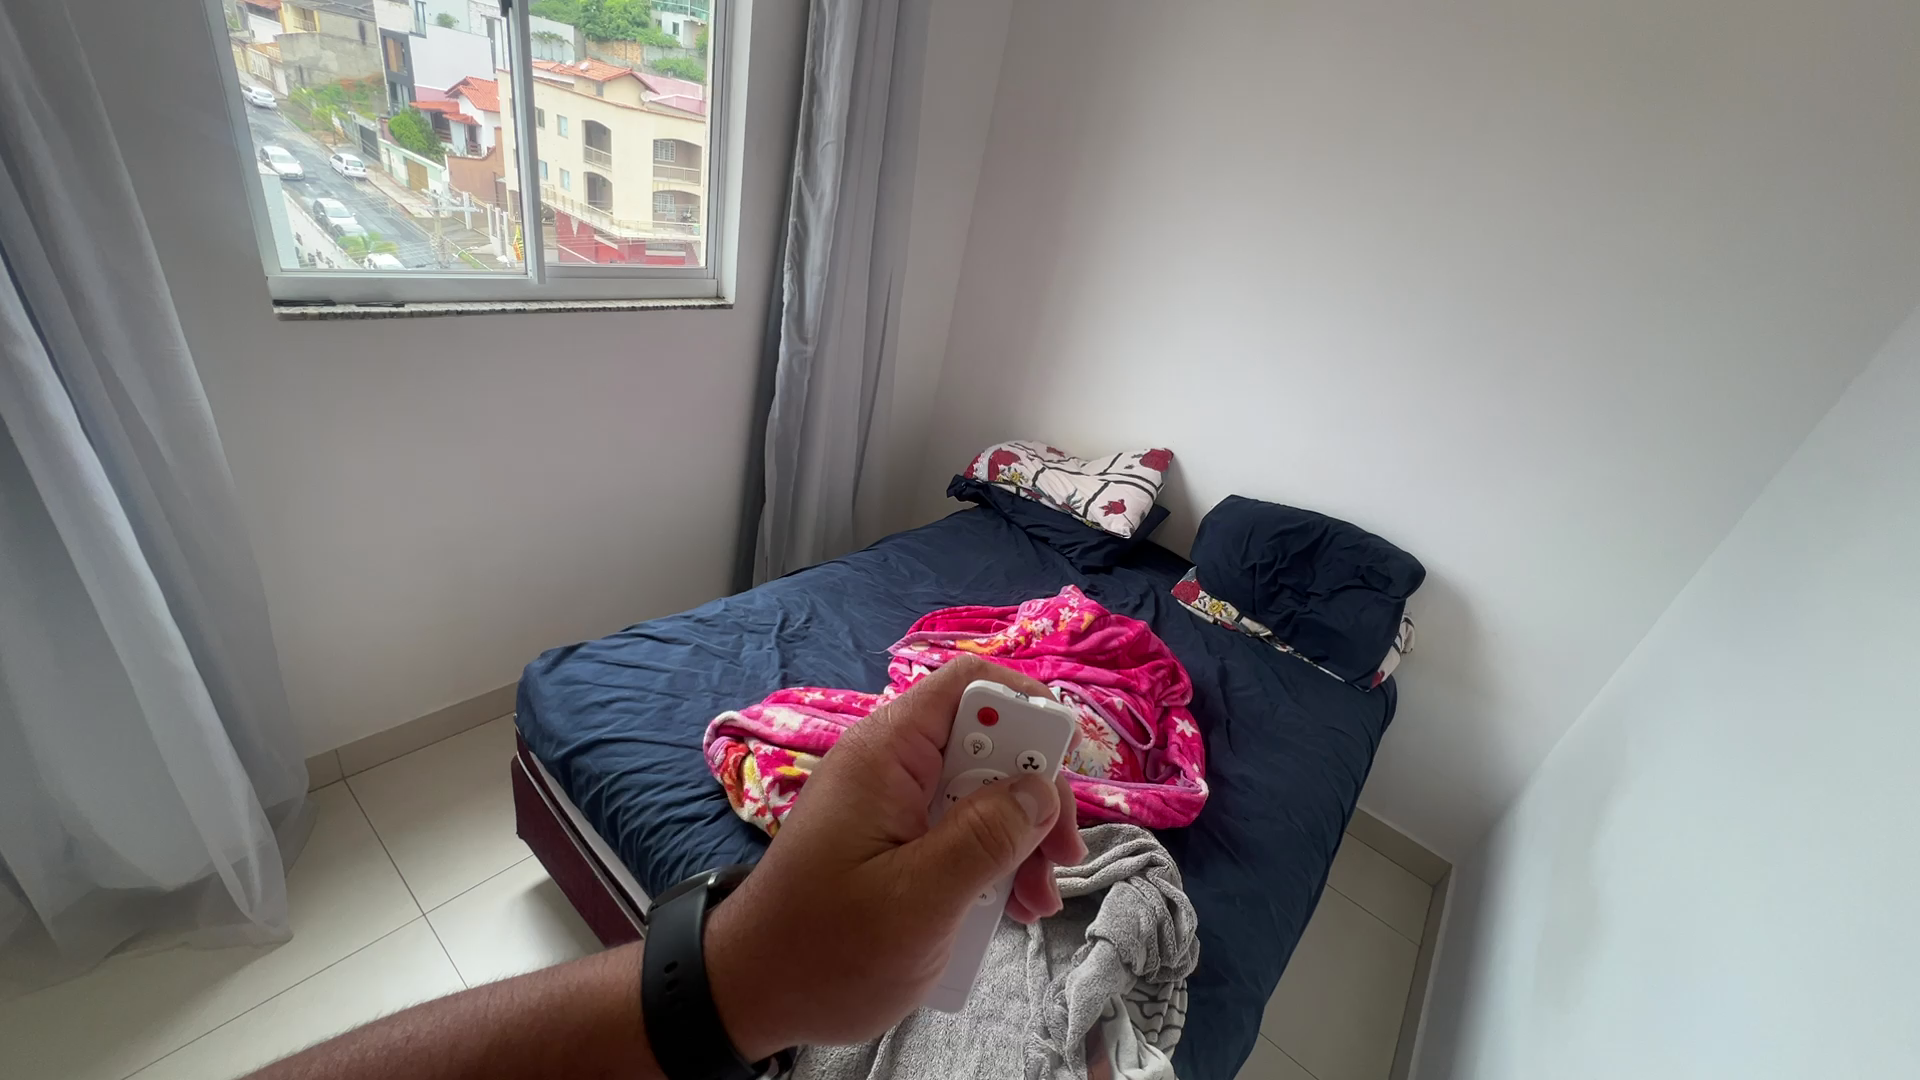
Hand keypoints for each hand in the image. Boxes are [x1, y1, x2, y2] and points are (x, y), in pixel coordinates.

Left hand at [703, 656, 1085, 1058]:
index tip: (1063, 763)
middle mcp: (894, 761)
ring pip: (981, 789)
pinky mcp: (899, 835)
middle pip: (987, 741)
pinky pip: (960, 827)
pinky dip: (993, 859)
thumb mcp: (919, 899)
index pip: (969, 684)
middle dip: (1033, 792)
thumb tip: (1041, 790)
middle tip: (1063, 852)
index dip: (1025, 704)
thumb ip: (986, 837)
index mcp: (889, 750)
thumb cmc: (826, 948)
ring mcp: (896, 799)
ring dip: (1020, 836)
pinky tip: (1013, 905)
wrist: (752, 994)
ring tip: (1040, 898)